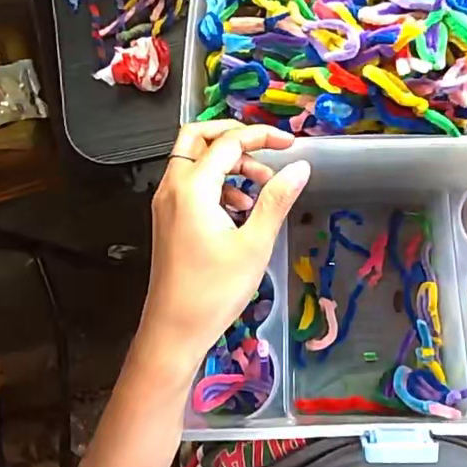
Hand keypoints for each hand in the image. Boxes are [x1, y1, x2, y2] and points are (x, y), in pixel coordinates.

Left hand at [140, 120, 308, 361]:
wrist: (174, 330)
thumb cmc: (214, 291)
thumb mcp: (255, 244)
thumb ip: (276, 200)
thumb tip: (300, 168)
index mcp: (192, 188)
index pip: (228, 142)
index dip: (262, 136)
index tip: (290, 144)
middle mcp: (173, 188)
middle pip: (198, 138)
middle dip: (234, 136)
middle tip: (266, 148)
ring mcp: (167, 204)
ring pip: (194, 161)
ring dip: (228, 163)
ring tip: (262, 187)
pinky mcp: (169, 219)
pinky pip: (191, 185)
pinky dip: (217, 183)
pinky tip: (241, 208)